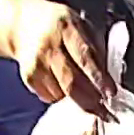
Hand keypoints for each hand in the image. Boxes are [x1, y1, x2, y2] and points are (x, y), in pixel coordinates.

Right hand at [11, 0, 117, 119]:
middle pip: (71, 82)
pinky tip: (61, 86)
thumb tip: (109, 80)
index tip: (111, 93)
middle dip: (90, 100)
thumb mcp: (80, 26)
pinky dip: (60, 97)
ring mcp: (36, 62)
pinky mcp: (29, 77)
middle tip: (104, 111)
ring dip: (76, 100)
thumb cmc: (59, 28)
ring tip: (84, 96)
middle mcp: (48, 44)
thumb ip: (96, 50)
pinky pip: (51, 97)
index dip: (99, 78)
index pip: (85, 57)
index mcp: (66, 27)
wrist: (23, 23)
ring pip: (62, 94)